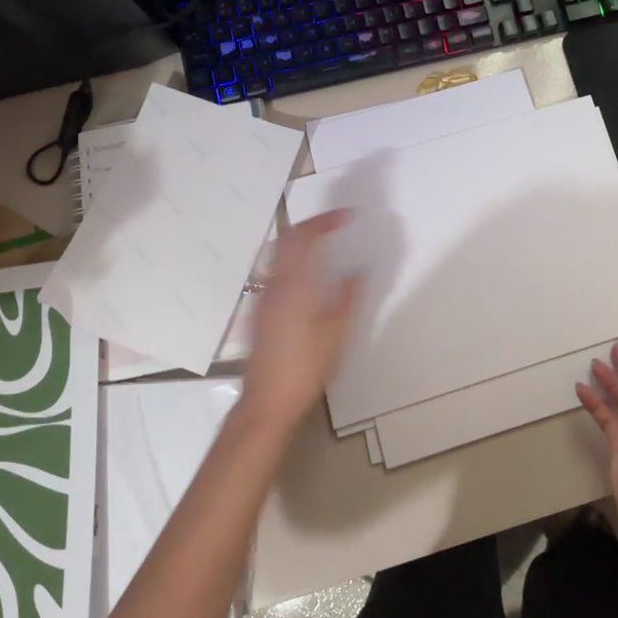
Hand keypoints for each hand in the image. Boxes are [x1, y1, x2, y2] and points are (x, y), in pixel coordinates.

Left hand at [241, 210, 359, 431]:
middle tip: (334, 223)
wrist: (267, 402)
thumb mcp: (337, 333)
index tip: (347, 215)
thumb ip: (348, 296)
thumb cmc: (305, 368)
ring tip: (324, 244)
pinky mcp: (258, 312)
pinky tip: (307, 277)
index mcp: (294, 285)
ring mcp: (262, 298)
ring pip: (278, 256)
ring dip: (300, 243)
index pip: (305, 237)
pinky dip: (292, 261)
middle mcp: (273, 285)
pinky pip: (275, 272)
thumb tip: (359, 270)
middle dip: (311, 226)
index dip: (325, 220)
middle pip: (286, 241)